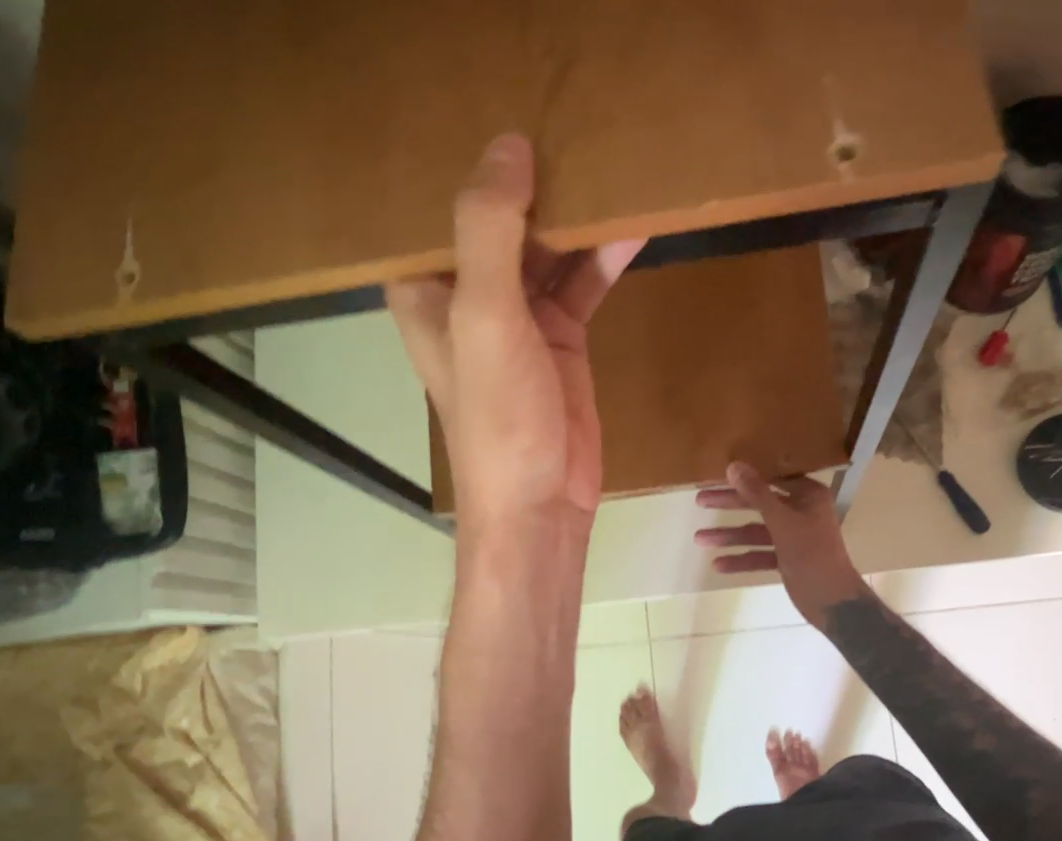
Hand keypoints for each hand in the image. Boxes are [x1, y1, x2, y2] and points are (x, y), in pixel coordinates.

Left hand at [386, 133, 643, 526]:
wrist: (540, 504)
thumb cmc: (500, 417)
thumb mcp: (486, 318)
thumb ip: (491, 231)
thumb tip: (511, 146)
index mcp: (426, 286)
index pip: (440, 206)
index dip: (470, 164)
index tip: (512, 115)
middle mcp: (468, 295)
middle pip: (501, 220)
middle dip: (535, 182)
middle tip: (576, 126)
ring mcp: (519, 318)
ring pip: (547, 249)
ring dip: (576, 217)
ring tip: (612, 165)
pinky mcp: (562, 339)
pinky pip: (582, 283)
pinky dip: (605, 258)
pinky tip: (635, 227)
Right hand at [694, 463, 868, 625]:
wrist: (832, 601)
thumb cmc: (812, 554)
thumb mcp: (782, 521)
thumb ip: (757, 493)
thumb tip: (734, 465)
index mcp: (808, 496)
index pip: (772, 478)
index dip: (745, 476)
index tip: (718, 474)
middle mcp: (802, 512)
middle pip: (759, 504)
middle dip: (729, 505)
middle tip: (700, 500)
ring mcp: (794, 537)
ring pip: (756, 531)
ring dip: (729, 536)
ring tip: (698, 539)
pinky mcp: (788, 559)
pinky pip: (760, 554)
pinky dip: (741, 559)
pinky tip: (718, 564)